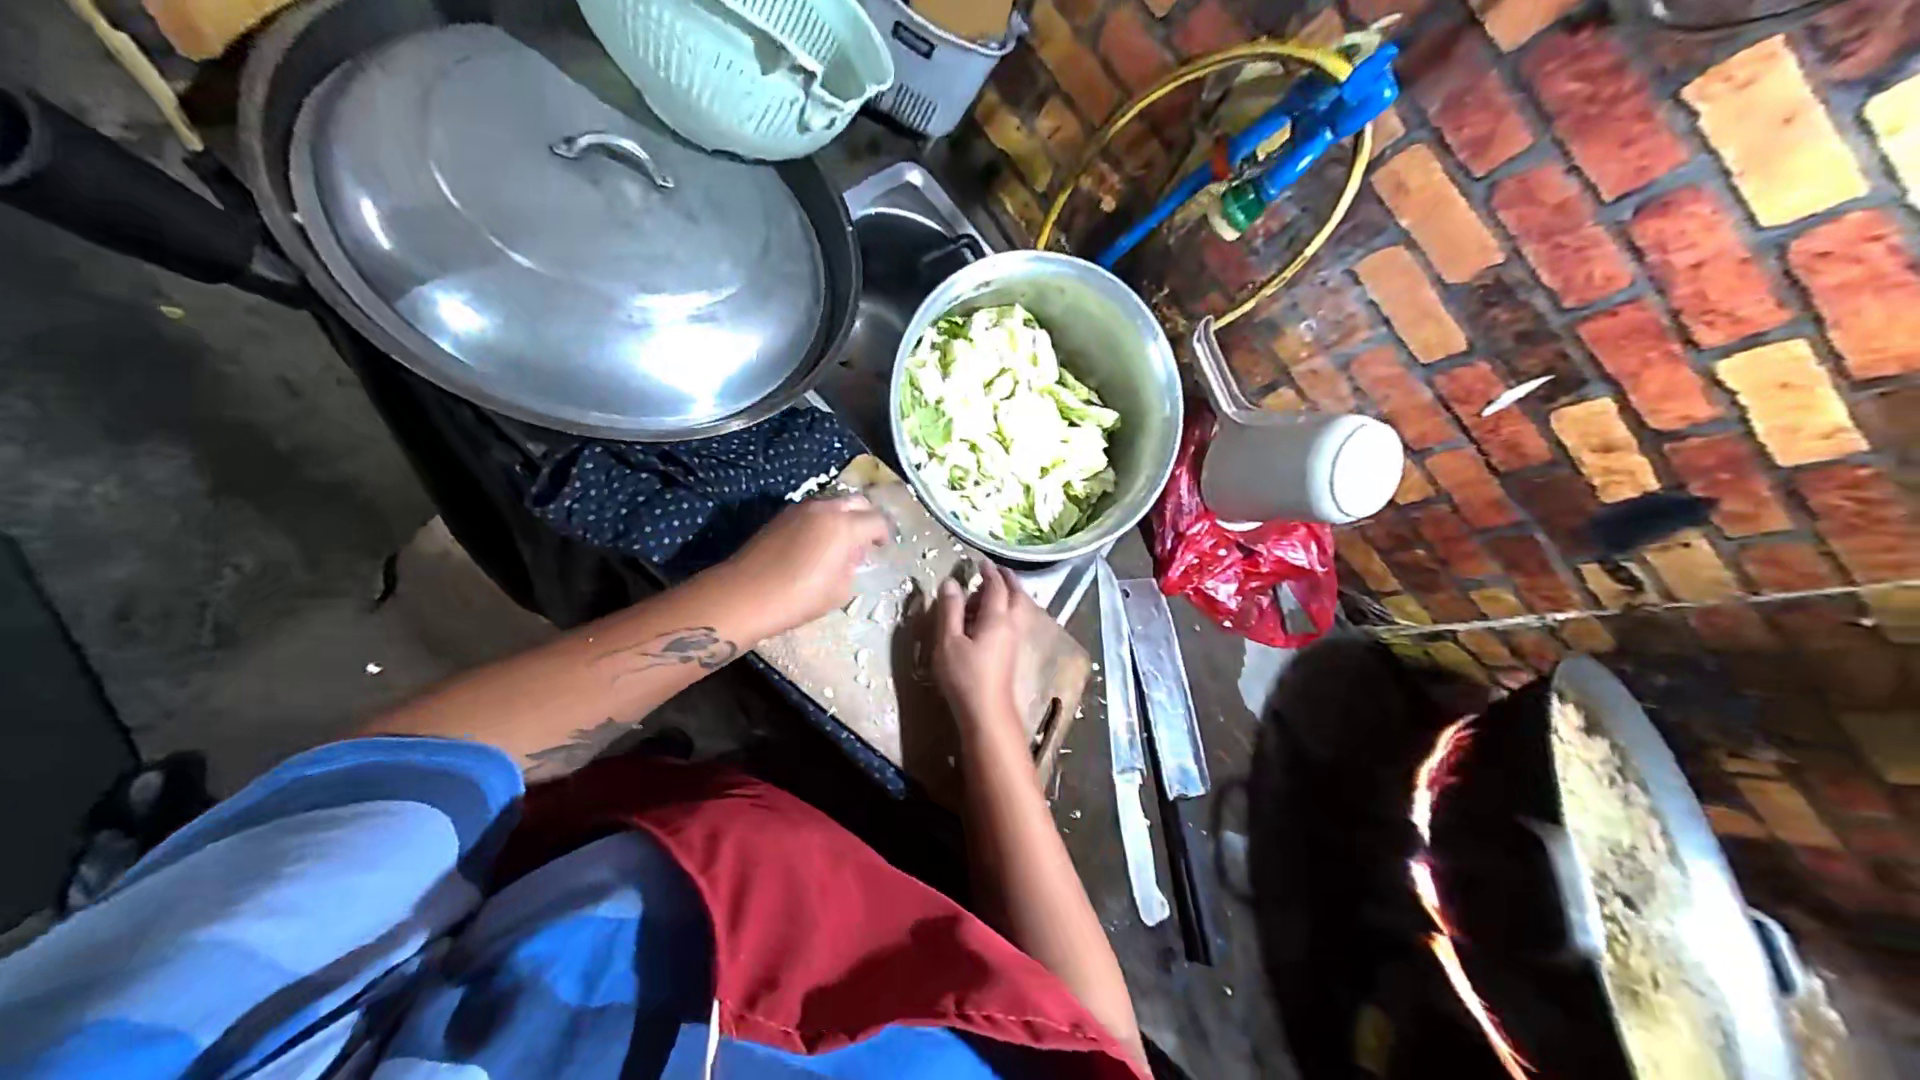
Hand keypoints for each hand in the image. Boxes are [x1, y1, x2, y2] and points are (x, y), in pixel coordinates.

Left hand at [722, 496, 887, 634]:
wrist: (744, 594)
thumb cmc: (798, 598)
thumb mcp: (840, 590)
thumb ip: (853, 566)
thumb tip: (851, 556)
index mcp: (845, 526)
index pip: (877, 520)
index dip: (884, 534)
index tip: (881, 547)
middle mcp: (825, 509)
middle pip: (857, 502)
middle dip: (866, 518)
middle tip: (864, 541)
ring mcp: (800, 509)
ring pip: (833, 503)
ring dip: (842, 517)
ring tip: (839, 544)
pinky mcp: (781, 515)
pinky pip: (812, 511)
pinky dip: (822, 521)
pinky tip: (816, 544)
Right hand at [932, 564, 1034, 745]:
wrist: (987, 712)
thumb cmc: (964, 676)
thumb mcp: (948, 641)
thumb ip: (950, 610)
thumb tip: (951, 582)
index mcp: (997, 618)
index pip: (997, 586)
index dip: (989, 572)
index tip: (981, 562)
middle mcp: (1012, 625)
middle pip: (1016, 595)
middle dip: (1007, 580)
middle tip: (995, 571)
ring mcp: (1015, 641)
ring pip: (1018, 610)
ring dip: (1008, 596)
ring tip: (990, 593)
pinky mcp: (1012, 654)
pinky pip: (1014, 622)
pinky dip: (1006, 611)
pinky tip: (991, 619)